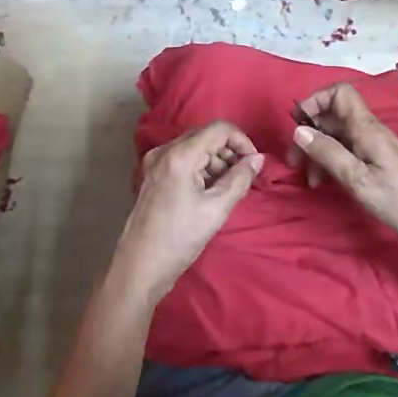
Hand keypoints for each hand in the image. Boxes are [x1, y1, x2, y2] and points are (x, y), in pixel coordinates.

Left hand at [113, 121, 263, 301]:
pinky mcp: (153, 175)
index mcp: (179, 155)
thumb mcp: (216, 209)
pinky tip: (209, 192)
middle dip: (229, 152)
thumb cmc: (179, 239)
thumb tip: (258, 160)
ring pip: (195, 147)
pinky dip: (201, 169)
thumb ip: (240, 179)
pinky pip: (183, 160)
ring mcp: (155, 162)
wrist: (139, 267)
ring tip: (227, 189)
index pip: (219, 129)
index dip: (242, 141)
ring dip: (216, 161)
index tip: (253, 164)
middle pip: (205, 135)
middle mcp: (164, 151)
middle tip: (243, 178)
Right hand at [288, 83, 397, 267]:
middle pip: (334, 116)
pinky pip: (350, 152)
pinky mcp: (381, 162)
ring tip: (310, 180)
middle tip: (295, 163)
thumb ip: (328, 153)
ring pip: (339, 136)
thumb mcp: (358, 180)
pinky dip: (333, 163)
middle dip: (310, 134)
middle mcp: (371, 131)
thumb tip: (299, 130)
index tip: (298, 126)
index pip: (339, 92)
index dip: (315, 101)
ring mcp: (377, 146)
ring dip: (319, 152)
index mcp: (367, 128)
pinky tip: (326, 183)